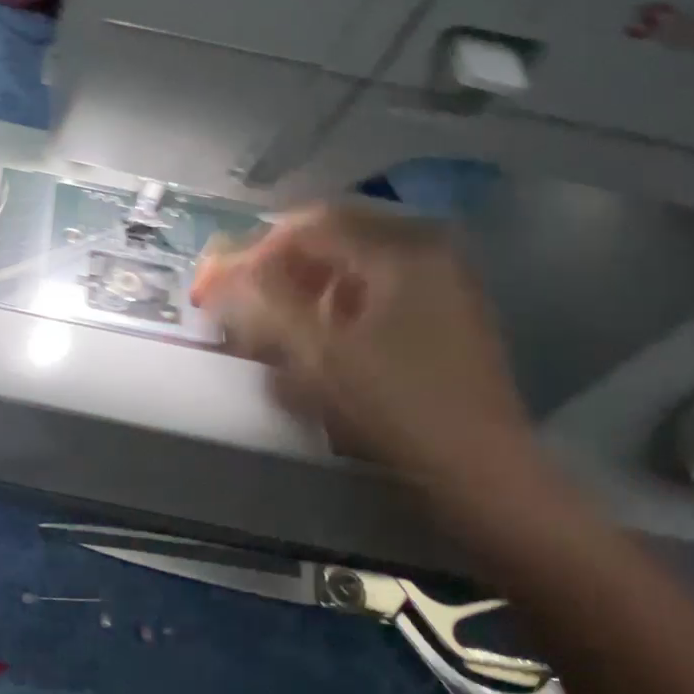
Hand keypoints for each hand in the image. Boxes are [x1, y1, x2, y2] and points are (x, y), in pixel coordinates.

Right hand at [191, 203, 531, 476]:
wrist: (478, 468)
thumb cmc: (393, 405)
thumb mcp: (317, 354)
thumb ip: (263, 303)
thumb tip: (220, 270)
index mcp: (401, 250)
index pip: (309, 226)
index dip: (253, 251)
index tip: (216, 287)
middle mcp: (427, 250)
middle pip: (333, 238)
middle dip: (278, 266)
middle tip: (239, 299)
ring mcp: (443, 281)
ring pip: (354, 264)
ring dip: (304, 285)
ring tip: (272, 323)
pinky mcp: (445, 314)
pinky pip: (376, 289)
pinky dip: (336, 303)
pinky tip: (318, 337)